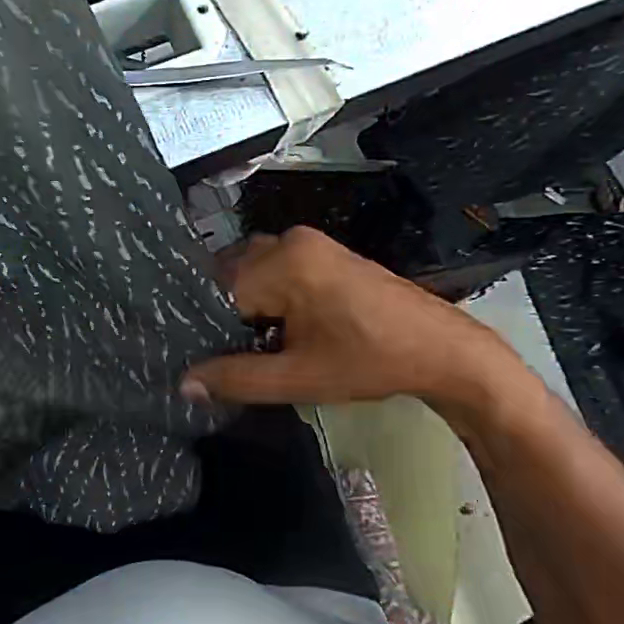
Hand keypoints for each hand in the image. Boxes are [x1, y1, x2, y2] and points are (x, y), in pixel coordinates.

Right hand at [181, 227, 522, 409]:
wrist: (439, 349)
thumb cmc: (369, 362)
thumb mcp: (297, 377)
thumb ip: (235, 378)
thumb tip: (184, 383)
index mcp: (282, 261)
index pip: (217, 291)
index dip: (214, 330)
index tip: (216, 360)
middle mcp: (291, 239)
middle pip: (233, 276)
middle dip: (230, 316)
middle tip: (237, 355)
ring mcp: (314, 243)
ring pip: (255, 273)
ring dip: (252, 308)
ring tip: (263, 346)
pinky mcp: (328, 254)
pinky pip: (280, 270)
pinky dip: (273, 299)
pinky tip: (286, 331)